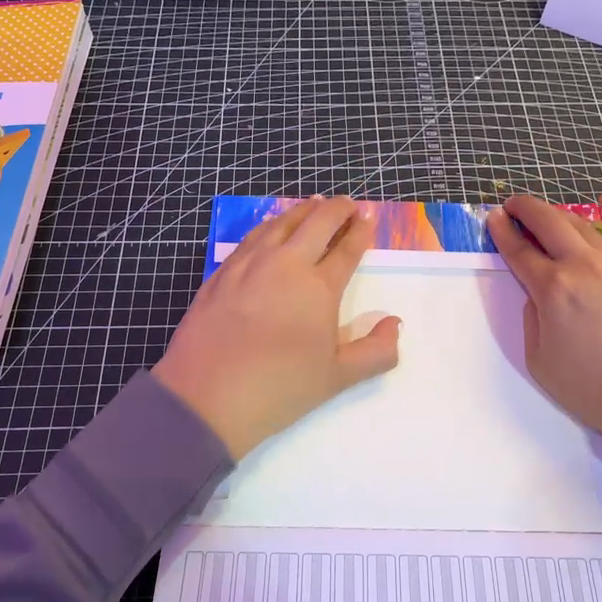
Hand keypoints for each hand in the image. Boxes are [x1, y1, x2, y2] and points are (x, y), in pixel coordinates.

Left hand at [154, 196, 400, 458]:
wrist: (206, 397)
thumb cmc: (278, 389)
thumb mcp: (337, 379)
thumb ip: (375, 352)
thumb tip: (395, 324)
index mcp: (319, 287)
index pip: (346, 249)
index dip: (361, 230)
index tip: (369, 214)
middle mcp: (286, 264)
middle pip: (317, 223)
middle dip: (337, 209)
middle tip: (348, 204)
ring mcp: (250, 264)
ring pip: (282, 223)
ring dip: (303, 211)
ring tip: (314, 204)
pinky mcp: (222, 272)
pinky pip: (252, 236)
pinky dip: (271, 224)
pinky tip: (272, 228)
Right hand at [487, 194, 601, 483]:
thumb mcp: (542, 365)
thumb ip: (533, 320)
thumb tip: (541, 295)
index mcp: (553, 290)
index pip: (519, 250)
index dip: (502, 231)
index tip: (494, 217)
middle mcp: (584, 266)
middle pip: (548, 222)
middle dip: (525, 208)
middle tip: (514, 204)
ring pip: (584, 226)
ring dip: (559, 214)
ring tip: (547, 213)